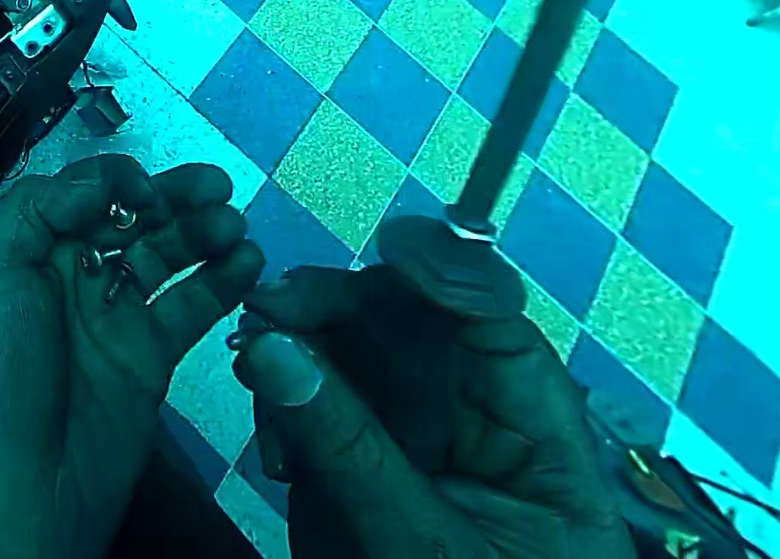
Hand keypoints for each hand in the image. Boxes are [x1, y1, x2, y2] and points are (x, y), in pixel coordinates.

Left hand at [0, 155, 264, 558]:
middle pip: (136, 216)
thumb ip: (36, 209)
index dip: (121, 182)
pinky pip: (192, 306)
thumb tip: (99, 182)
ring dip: (204, 233)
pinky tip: (248, 262)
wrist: (10, 500)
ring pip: (169, 255)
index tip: (147, 194)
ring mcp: (119, 313)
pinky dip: (222, 280)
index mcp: (37, 247)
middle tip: (218, 187)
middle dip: (175, 197)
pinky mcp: (151, 355)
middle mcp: (80, 271)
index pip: (90, 191)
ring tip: (234, 226)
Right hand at [234, 216, 632, 558]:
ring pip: (345, 338)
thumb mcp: (419, 556)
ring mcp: (402, 421)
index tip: (383, 252)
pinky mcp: (351, 440)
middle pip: (405, 312)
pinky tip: (267, 442)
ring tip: (251, 368)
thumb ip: (346, 447)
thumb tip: (269, 341)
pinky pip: (311, 381)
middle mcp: (462, 408)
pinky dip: (280, 390)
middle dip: (335, 301)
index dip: (449, 273)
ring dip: (295, 340)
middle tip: (268, 308)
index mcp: (528, 436)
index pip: (496, 324)